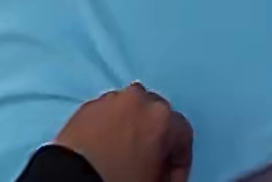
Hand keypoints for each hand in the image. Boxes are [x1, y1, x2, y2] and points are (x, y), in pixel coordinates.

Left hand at [54, 83, 194, 181]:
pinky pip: (106, 114)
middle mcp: (140, 98)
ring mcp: (111, 99)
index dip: (179, 163)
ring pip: (130, 111)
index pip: (183, 135)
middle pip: (156, 116)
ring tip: (120, 158)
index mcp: (161, 117)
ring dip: (131, 129)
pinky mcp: (87, 106)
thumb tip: (164, 174)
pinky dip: (108, 128)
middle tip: (147, 166)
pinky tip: (101, 152)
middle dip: (155, 139)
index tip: (170, 180)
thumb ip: (167, 174)